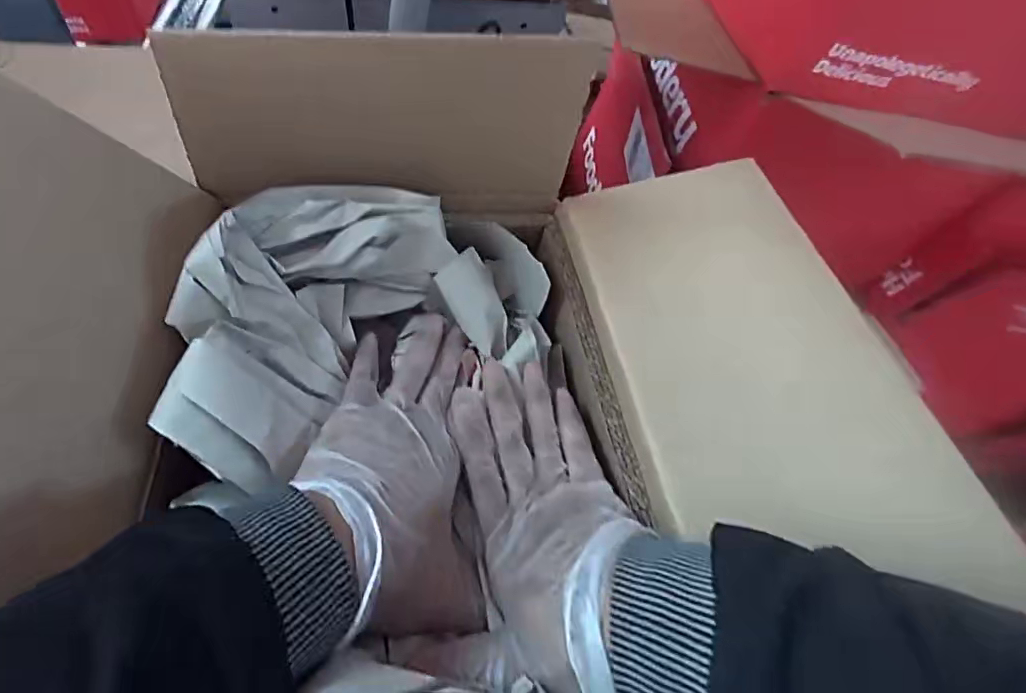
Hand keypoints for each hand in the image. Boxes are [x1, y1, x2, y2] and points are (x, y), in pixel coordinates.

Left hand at [293, 316, 479, 636]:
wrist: (343, 543)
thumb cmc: (400, 559)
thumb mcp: (449, 585)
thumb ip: (473, 591)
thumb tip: (494, 614)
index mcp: (451, 454)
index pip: (470, 411)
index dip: (476, 385)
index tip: (482, 360)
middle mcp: (422, 424)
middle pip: (441, 379)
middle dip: (450, 352)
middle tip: (458, 325)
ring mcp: (385, 412)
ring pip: (409, 368)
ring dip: (420, 344)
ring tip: (430, 318)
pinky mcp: (350, 412)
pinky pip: (362, 375)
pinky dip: (368, 355)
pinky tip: (371, 336)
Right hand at [442, 361, 644, 691]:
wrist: (616, 627)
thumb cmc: (556, 636)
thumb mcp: (505, 655)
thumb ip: (459, 653)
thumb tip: (409, 660)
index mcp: (501, 533)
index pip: (479, 472)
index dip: (469, 434)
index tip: (460, 397)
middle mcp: (526, 501)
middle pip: (507, 443)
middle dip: (496, 403)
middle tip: (486, 364)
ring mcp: (561, 491)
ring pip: (539, 435)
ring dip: (529, 400)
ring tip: (520, 365)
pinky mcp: (594, 489)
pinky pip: (577, 446)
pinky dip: (568, 419)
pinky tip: (561, 393)